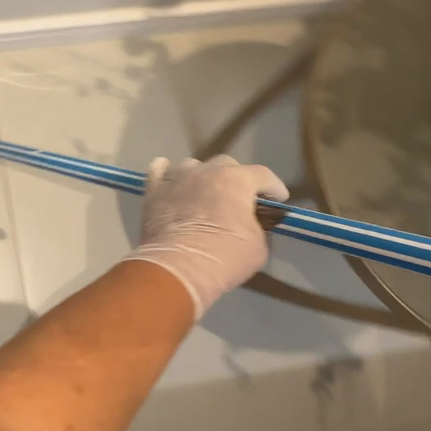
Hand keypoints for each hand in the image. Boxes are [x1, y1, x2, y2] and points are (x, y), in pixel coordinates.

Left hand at [121, 155, 289, 316]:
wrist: (179, 266)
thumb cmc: (226, 256)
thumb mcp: (259, 246)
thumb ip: (258, 228)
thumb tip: (252, 226)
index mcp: (236, 181)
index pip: (262, 175)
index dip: (273, 186)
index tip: (278, 199)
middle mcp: (205, 172)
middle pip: (225, 164)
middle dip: (235, 178)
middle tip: (237, 198)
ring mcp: (176, 179)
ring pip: (191, 165)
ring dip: (201, 176)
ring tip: (203, 192)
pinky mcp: (153, 191)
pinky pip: (157, 172)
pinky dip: (164, 173)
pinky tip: (167, 177)